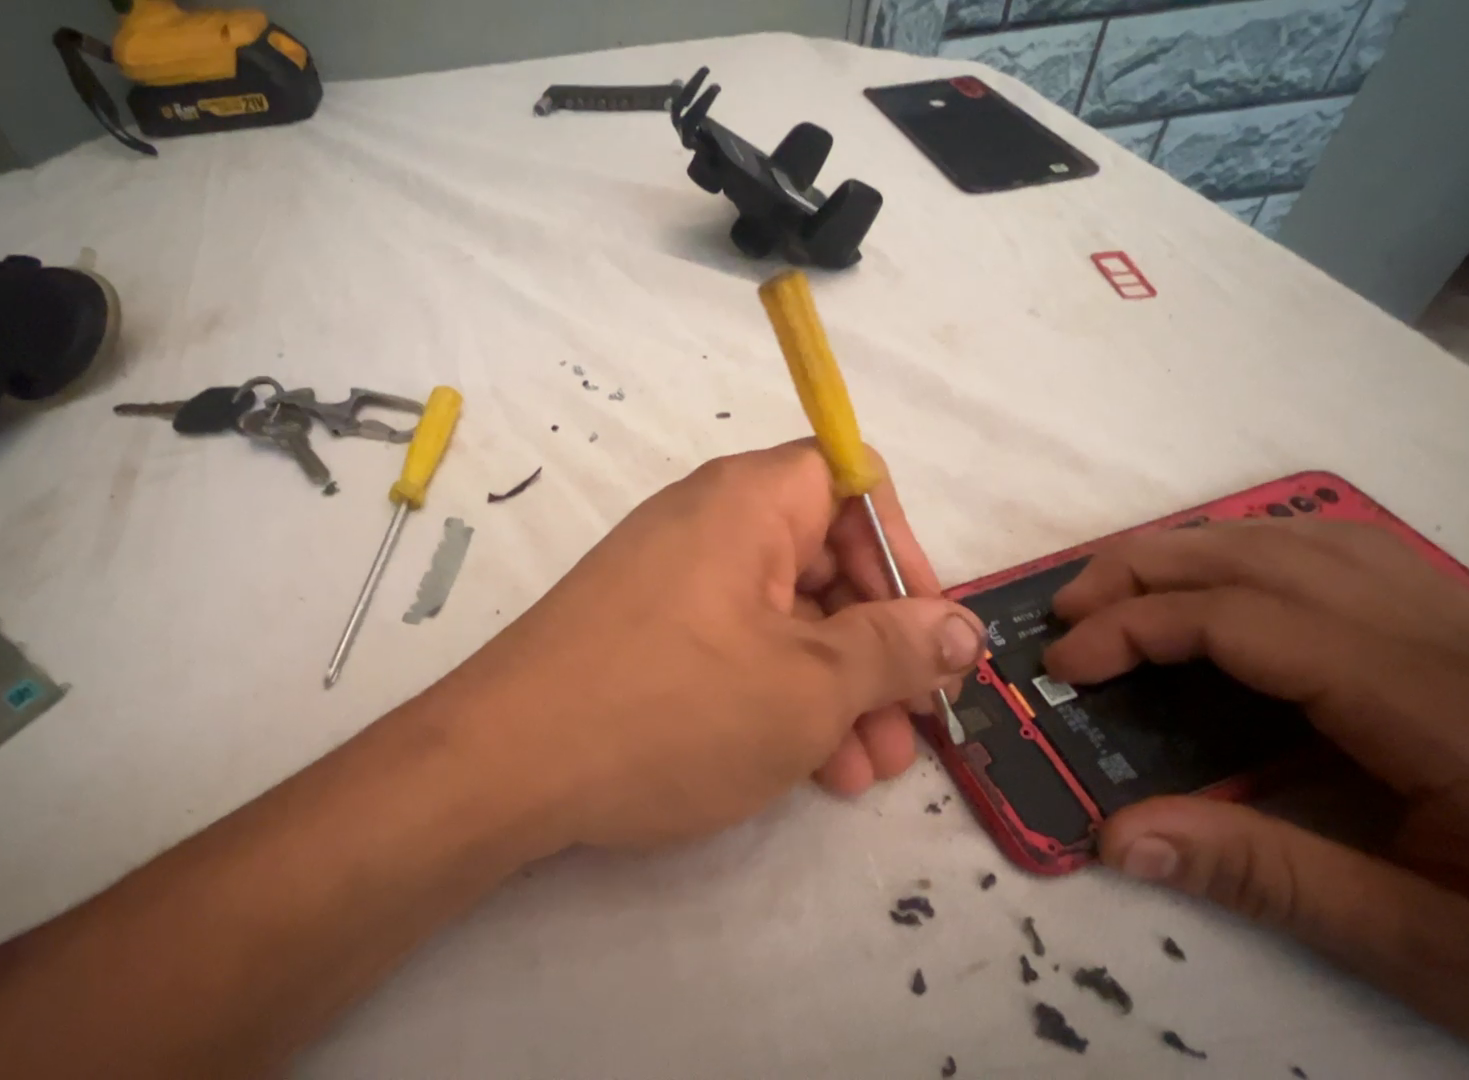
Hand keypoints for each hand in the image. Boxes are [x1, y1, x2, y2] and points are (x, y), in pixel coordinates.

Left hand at [429, 441, 981, 849]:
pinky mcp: (643, 634)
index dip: (901, 553)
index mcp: (749, 501)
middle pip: (824, 561)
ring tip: (863, 771)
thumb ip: (897, 650)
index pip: (852, 483)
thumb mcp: (807, 685)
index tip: (927, 632)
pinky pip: (734, 647)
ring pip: (783, 618)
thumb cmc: (673, 708)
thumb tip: (964, 628)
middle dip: (877, 648)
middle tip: (910, 729)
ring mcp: (669, 581)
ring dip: (835, 689)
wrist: (504, 765)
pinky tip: (803, 769)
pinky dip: (776, 696)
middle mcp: (707, 524)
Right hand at [1042, 521, 1468, 1077]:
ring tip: (1131, 585)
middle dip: (1151, 567)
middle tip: (1070, 607)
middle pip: (1273, 558)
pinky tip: (1243, 582)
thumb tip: (1116, 836)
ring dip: (1205, 548)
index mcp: (1436, 712)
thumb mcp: (1438, 954)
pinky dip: (1277, 551)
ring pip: (1317, 545)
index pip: (1250, 622)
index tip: (1065, 665)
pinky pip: (1365, 564)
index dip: (1138, 627)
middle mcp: (1450, 650)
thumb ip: (1270, 880)